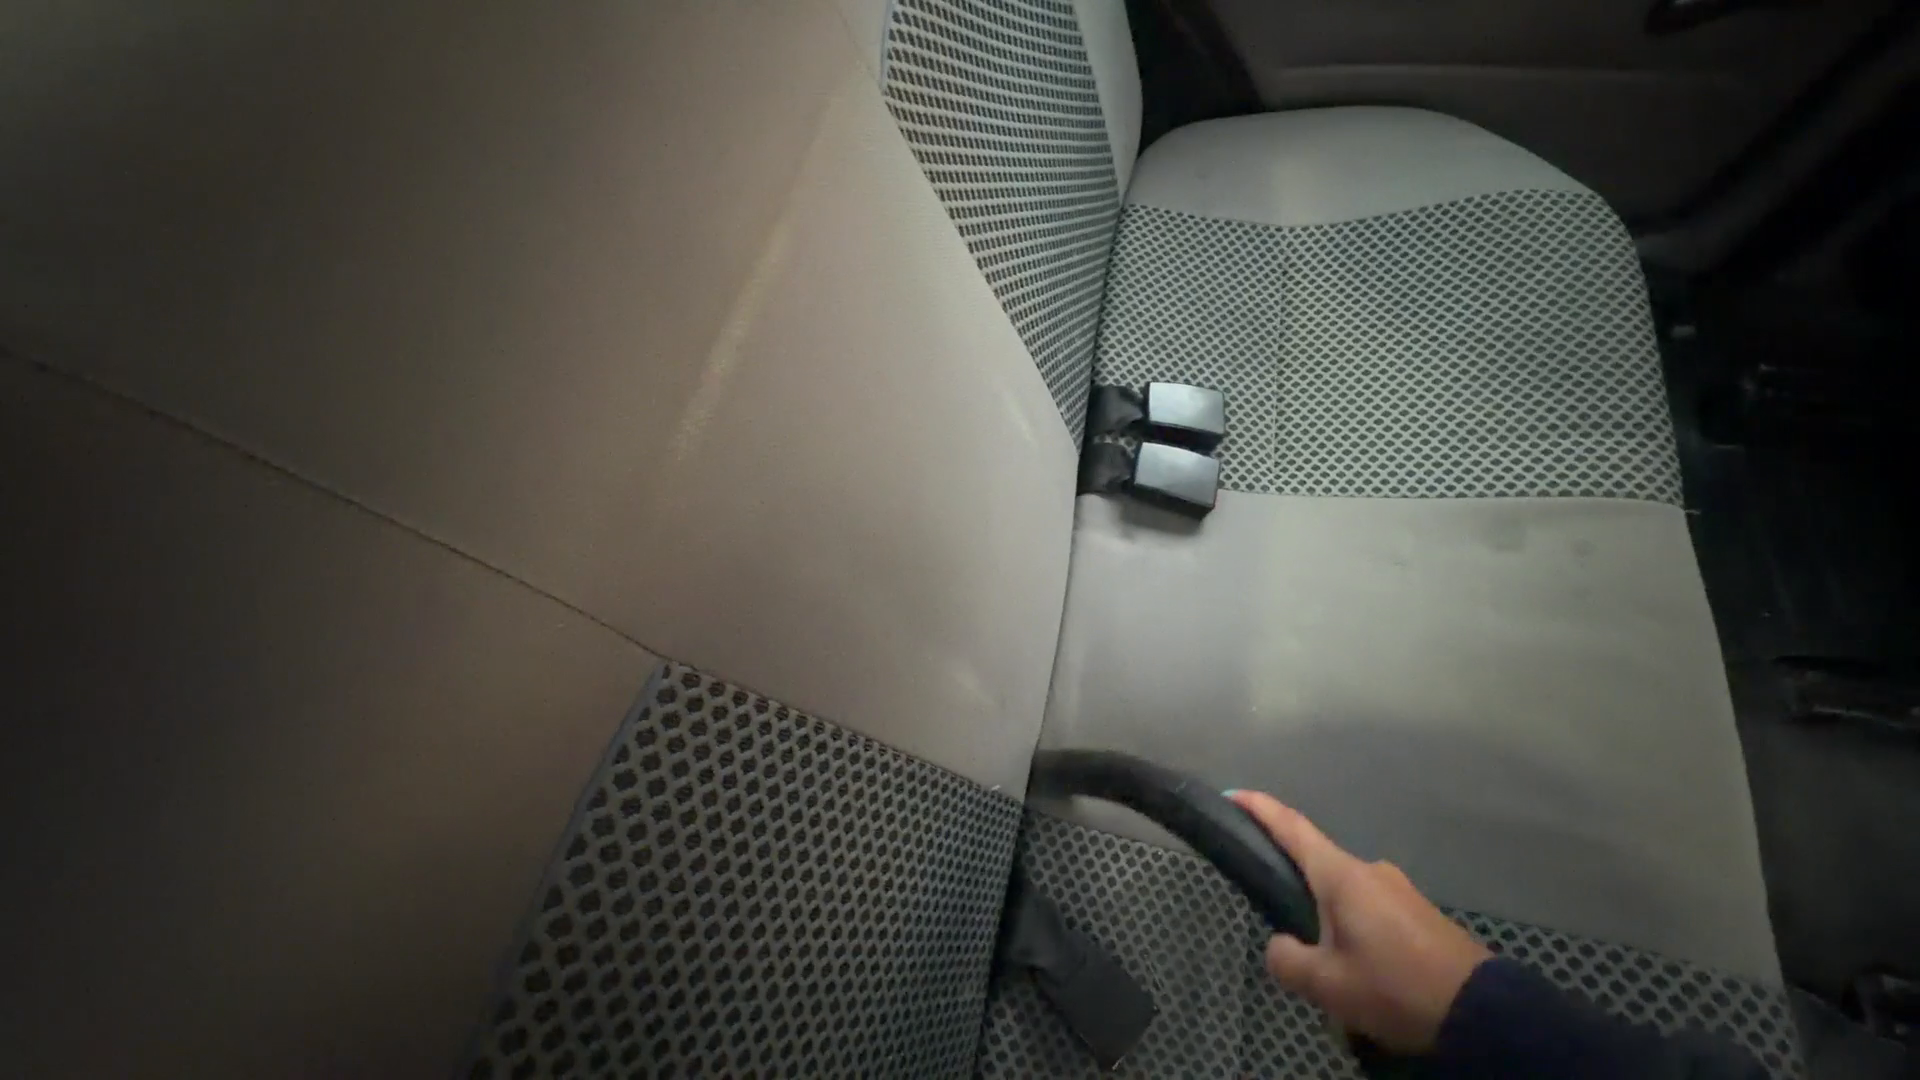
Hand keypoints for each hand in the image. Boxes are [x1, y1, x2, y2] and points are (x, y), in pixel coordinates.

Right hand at [1229, 790, 1490, 1053]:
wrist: (1487, 1016)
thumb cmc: (1396, 987)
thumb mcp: (1328, 984)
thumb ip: (1288, 959)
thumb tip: (1279, 945)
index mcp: (1341, 875)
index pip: (1291, 827)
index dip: (1259, 808)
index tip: (1232, 794)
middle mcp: (1369, 871)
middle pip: (1317, 864)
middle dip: (1296, 889)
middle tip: (1282, 924)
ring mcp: (1399, 890)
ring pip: (1346, 895)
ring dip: (1330, 920)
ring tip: (1328, 969)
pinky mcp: (1420, 915)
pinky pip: (1372, 913)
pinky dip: (1356, 933)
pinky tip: (1363, 975)